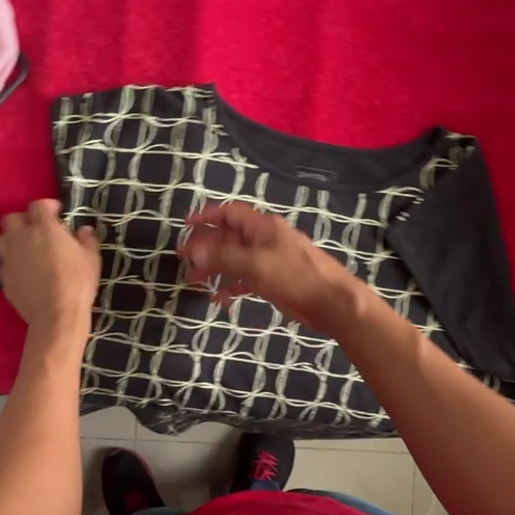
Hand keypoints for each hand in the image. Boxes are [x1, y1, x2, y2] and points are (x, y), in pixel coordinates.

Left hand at [0, 199, 100, 339]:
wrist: (56, 315)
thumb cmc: (77, 282)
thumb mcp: (92, 259)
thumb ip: (87, 240)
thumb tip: (84, 230)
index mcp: (43, 228)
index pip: (38, 206)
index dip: (47, 206)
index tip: (57, 212)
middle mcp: (21, 238)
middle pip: (11, 218)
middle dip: (23, 220)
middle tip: (36, 229)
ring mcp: (9, 259)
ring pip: (1, 239)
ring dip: (12, 240)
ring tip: (24, 248)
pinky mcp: (4, 279)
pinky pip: (4, 264)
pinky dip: (12, 264)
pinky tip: (23, 271)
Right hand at [179, 200, 365, 331]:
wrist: (331, 302)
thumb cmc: (294, 276)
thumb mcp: (254, 264)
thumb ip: (223, 257)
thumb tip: (194, 251)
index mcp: (262, 227)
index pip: (229, 213)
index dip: (207, 216)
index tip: (186, 226)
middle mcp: (264, 239)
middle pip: (229, 236)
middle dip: (206, 246)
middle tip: (184, 258)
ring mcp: (270, 260)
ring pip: (236, 258)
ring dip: (215, 267)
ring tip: (195, 280)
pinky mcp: (274, 279)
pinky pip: (246, 277)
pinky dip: (232, 285)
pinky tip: (219, 297)